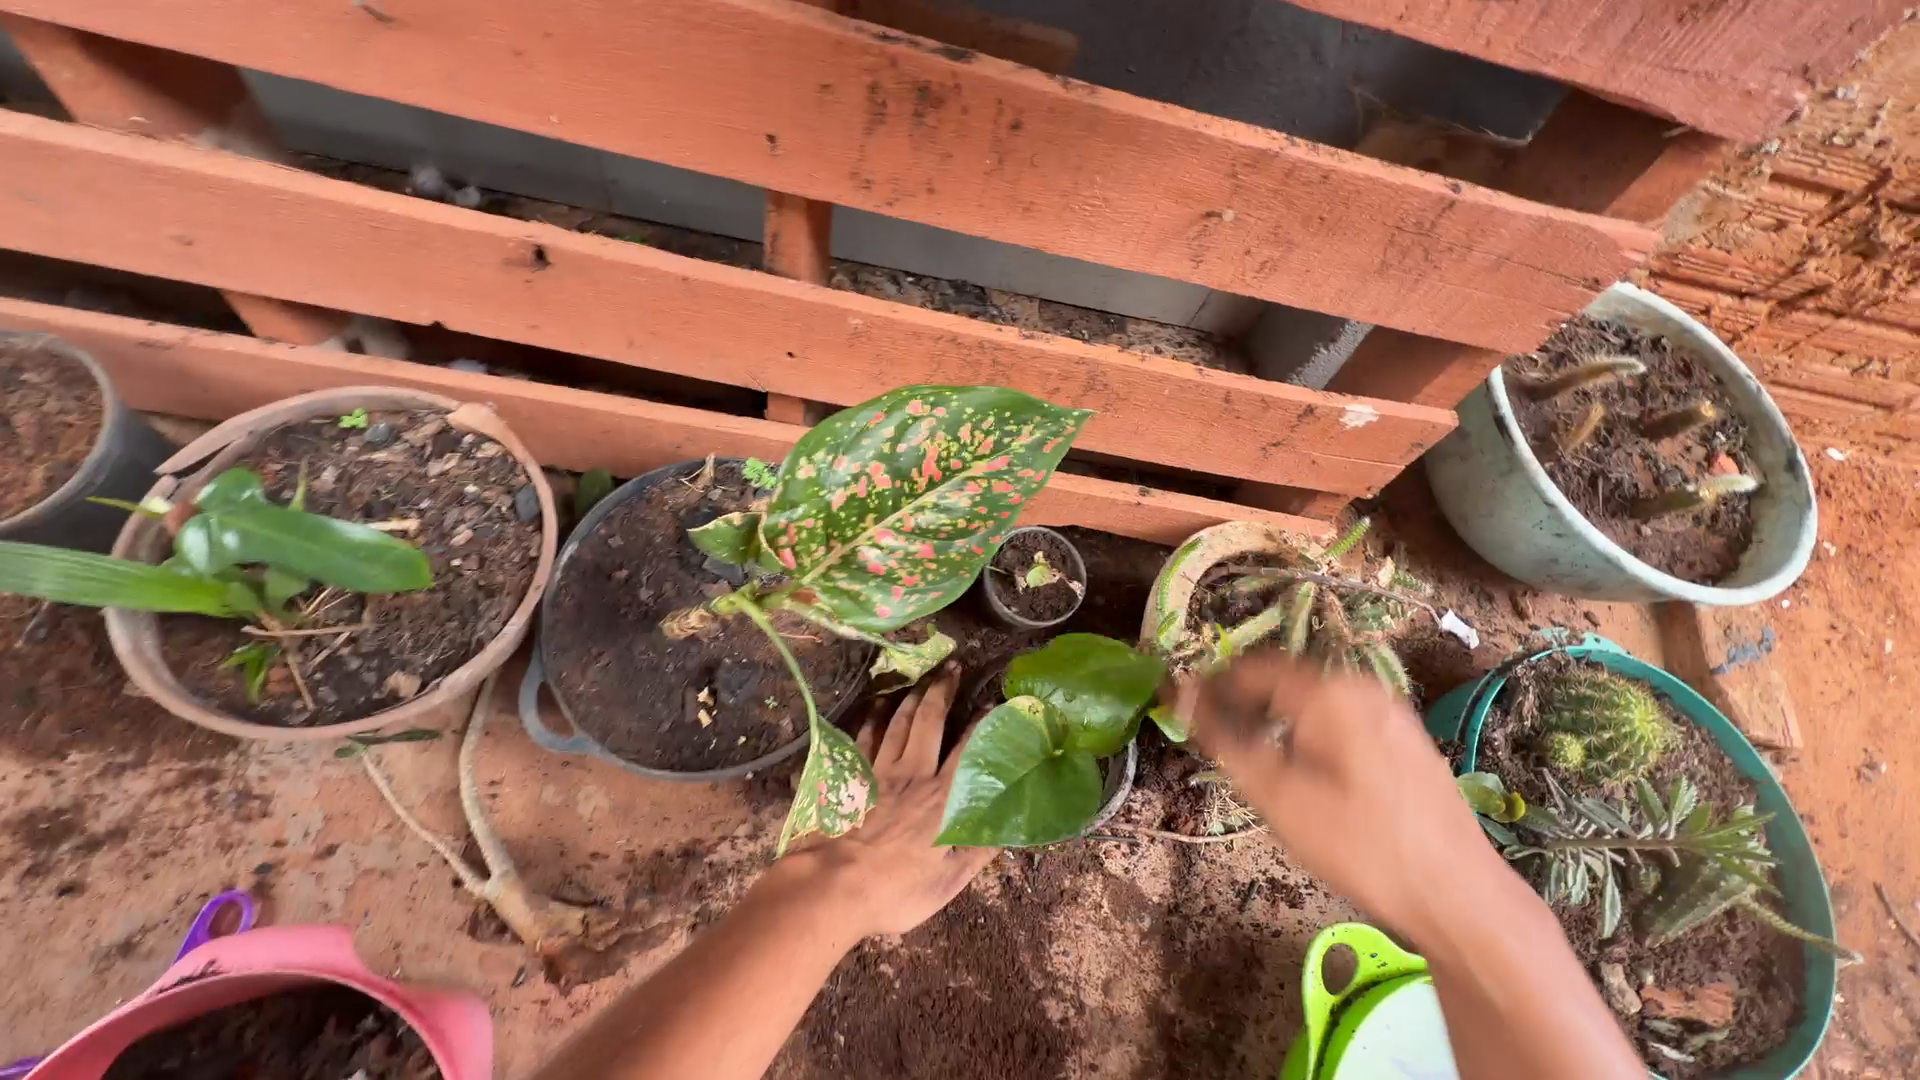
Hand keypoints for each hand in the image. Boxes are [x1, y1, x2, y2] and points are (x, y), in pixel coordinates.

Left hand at [788, 664, 997, 937]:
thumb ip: (978, 850)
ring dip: (911, 697)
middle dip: (943, 690)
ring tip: (922, 678)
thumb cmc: (894, 891)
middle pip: (930, 721)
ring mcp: (878, 772)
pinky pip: (864, 738)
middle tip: (953, 666)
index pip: (967, 749)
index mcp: (941, 798)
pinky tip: (877, 707)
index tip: (993, 703)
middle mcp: (913, 774)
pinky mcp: (849, 778)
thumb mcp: (948, 882)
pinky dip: (873, 718)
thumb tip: (1008, 825)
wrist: (830, 888)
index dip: (982, 724)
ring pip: (897, 723)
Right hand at [1171, 654, 1501, 946]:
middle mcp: (1364, 689)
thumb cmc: (1362, 847)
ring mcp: (1392, 714)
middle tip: (1214, 735)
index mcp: (1331, 694)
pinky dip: (1310, 731)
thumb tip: (1186, 700)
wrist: (1461, 898)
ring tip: (1253, 756)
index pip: (1254, 668)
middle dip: (1245, 702)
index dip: (1214, 683)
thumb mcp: (1280, 799)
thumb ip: (1227, 743)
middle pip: (1286, 680)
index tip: (1184, 704)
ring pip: (1315, 701)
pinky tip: (1305, 771)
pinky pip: (1342, 719)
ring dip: (1277, 718)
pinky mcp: (1407, 741)